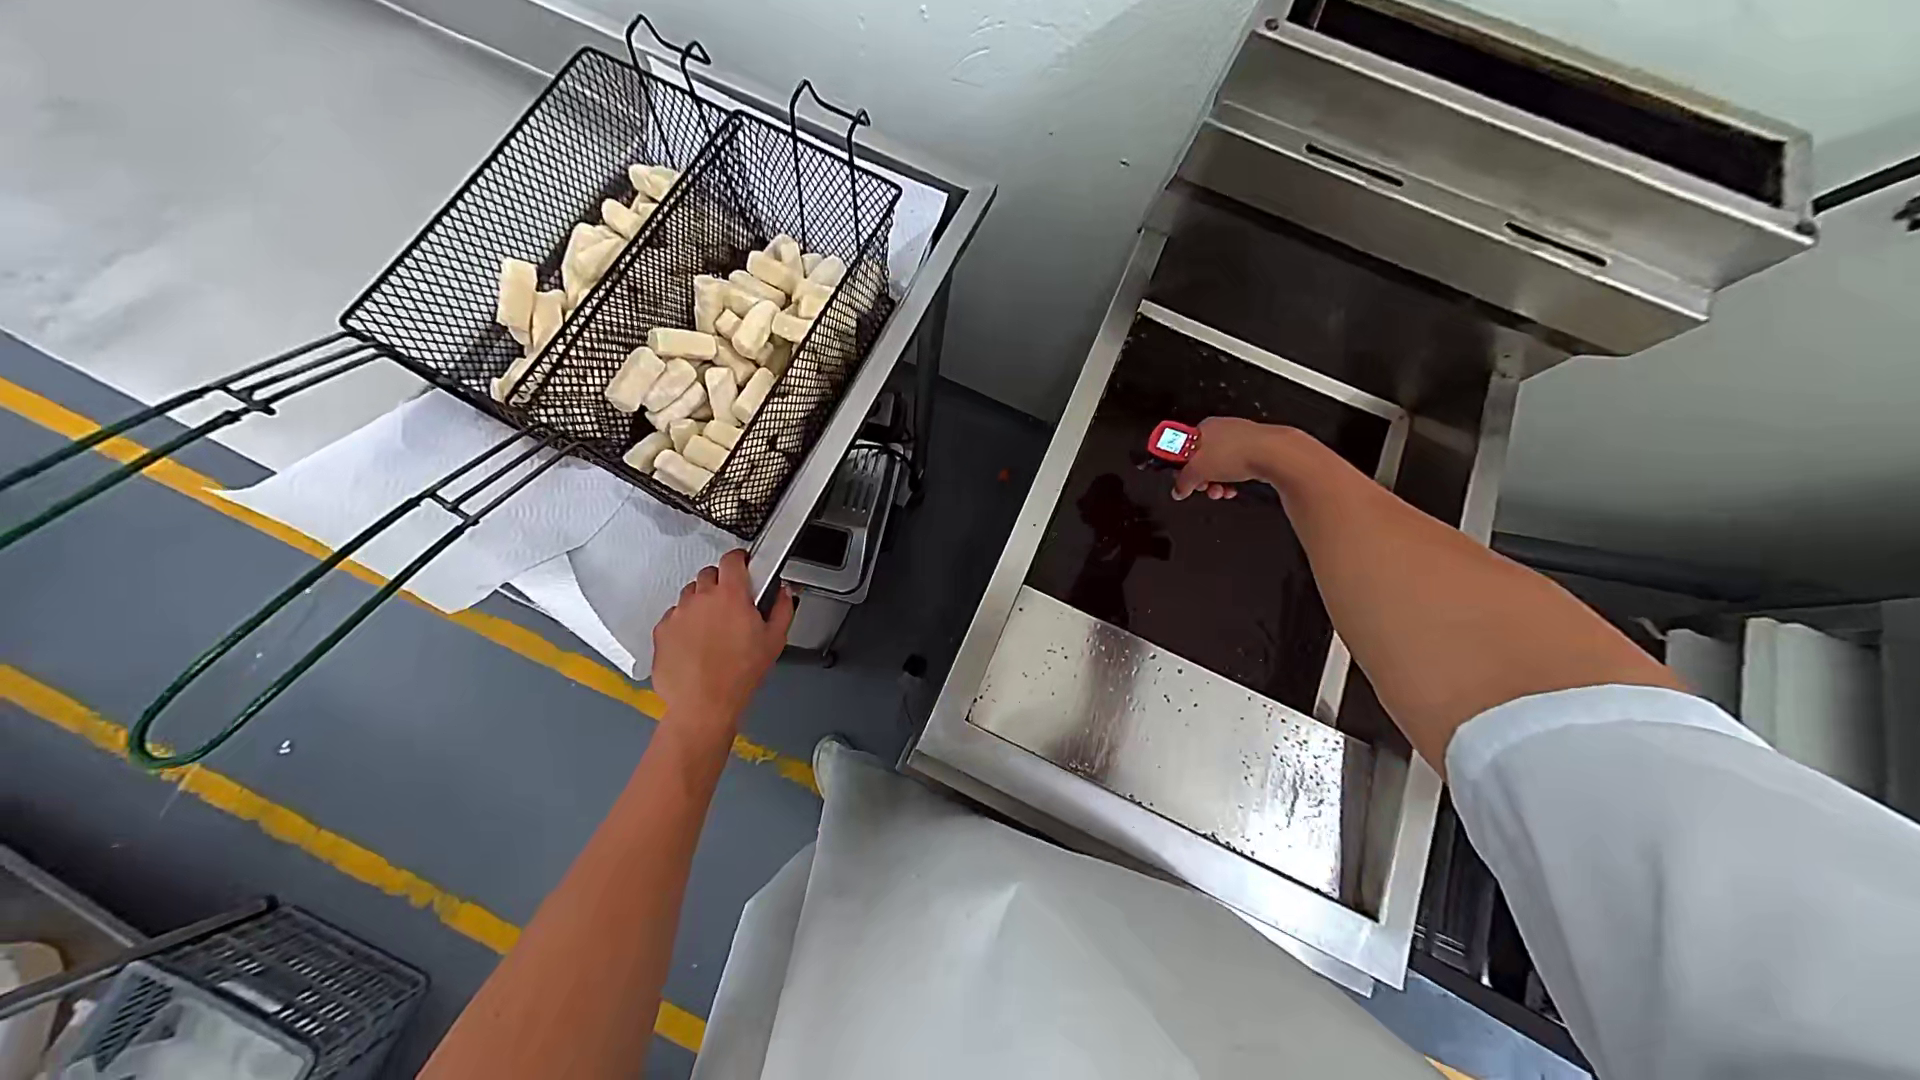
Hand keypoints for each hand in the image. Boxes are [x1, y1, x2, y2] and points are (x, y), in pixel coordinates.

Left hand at [651, 549, 794, 738]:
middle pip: (709, 573)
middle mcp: (701, 598)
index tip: (744, 565)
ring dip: (702, 602)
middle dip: (721, 583)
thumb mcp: (775, 640)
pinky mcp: (662, 630)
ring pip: (690, 594)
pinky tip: (697, 642)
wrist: (704, 703)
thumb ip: (782, 608)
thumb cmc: (738, 675)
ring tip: (714, 627)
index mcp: (731, 595)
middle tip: (732, 603)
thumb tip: (784, 594)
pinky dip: (685, 623)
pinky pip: (674, 616)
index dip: (740, 559)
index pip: (732, 559)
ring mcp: (679, 613)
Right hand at [1171, 417, 1292, 500]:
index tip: (1180, 479)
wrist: (1274, 454)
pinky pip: (1235, 467)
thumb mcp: (1198, 471)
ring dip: (1215, 482)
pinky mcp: (1254, 450)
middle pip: (1201, 458)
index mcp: (1203, 427)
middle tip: (1201, 487)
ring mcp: (1238, 439)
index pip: (1181, 446)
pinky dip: (1231, 480)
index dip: (1179, 465)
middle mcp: (1221, 430)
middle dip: (1200, 478)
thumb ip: (1183, 482)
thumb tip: (1178, 489)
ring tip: (1219, 491)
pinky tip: (1233, 488)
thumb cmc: (1238, 452)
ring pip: (1219, 465)